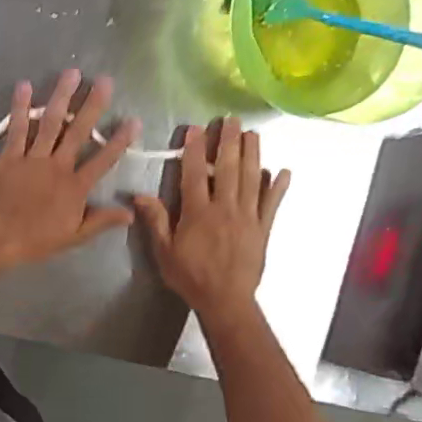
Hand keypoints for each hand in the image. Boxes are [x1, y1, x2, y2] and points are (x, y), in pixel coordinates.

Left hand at [0, 69, 140, 266]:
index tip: (134, 120)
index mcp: (76, 186)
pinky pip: (18, 129)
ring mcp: (34, 158)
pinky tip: (25, 86)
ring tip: (71, 73)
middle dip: (93, 104)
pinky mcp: (11, 156)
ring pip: (51, 123)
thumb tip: (131, 213)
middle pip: (79, 131)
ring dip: (62, 96)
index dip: (120, 140)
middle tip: (104, 81)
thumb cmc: (37, 239)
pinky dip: (21, 107)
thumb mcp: (75, 236)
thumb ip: (102, 220)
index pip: (103, 160)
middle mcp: (58, 166)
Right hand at [133, 117, 290, 321]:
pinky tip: (282, 171)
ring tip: (253, 134)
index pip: (194, 174)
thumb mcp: (164, 252)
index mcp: (198, 213)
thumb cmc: (191, 277)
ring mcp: (248, 216)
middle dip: (229, 142)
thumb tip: (139, 196)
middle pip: (228, 168)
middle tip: (231, 120)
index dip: (194, 150)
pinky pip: (271, 203)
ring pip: (252, 179)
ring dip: (253, 154)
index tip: (196, 129)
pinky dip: (278, 187)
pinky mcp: (263, 228)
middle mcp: (225, 208)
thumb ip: (156, 221)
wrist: (226, 300)